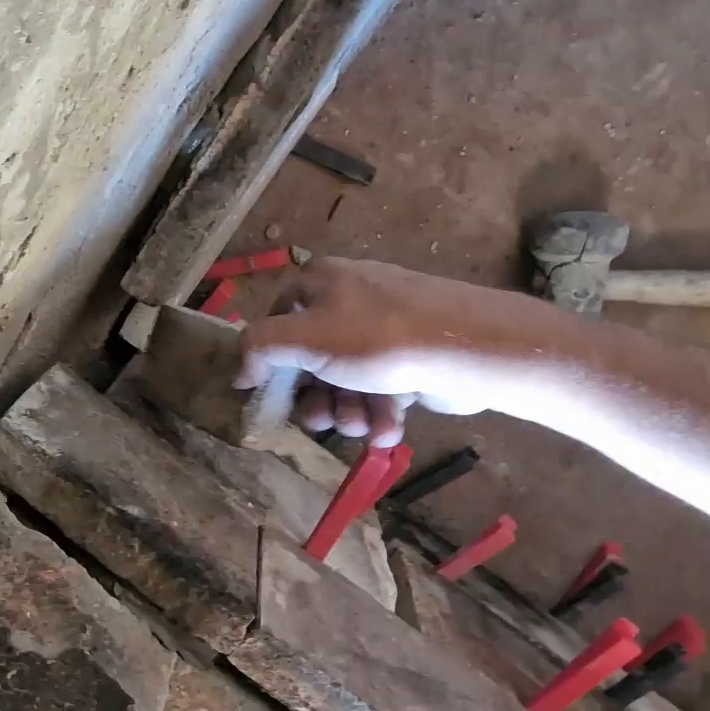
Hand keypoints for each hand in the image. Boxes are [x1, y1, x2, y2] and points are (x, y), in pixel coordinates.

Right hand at [234, 257, 557, 444]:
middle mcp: (351, 299)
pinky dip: (379, 413)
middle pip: (311, 360)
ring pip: (345, 381)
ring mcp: (385, 329)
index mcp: (322, 281)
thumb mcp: (305, 338)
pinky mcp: (412, 356)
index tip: (274, 397)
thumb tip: (237, 372)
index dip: (270, 363)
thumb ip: (258, 347)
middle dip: (316, 399)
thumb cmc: (379, 340)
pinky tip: (387, 429)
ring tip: (361, 427)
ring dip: (347, 412)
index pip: (276, 321)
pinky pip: (380, 389)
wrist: (472, 351)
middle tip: (323, 422)